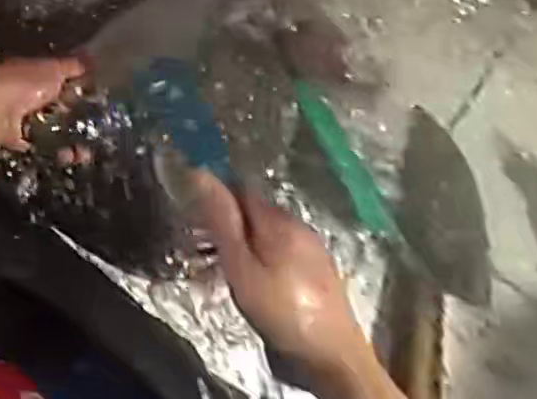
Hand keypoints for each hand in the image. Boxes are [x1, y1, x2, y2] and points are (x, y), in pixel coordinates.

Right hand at [193, 172, 383, 387]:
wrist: (338, 365)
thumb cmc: (282, 313)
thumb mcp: (240, 266)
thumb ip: (220, 218)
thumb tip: (199, 171)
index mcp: (279, 220)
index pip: (237, 188)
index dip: (214, 200)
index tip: (198, 223)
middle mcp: (300, 225)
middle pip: (253, 210)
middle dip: (229, 224)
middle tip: (208, 251)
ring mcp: (314, 249)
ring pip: (267, 231)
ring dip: (246, 242)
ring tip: (231, 269)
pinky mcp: (321, 271)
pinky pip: (283, 248)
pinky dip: (265, 256)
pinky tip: (260, 281)